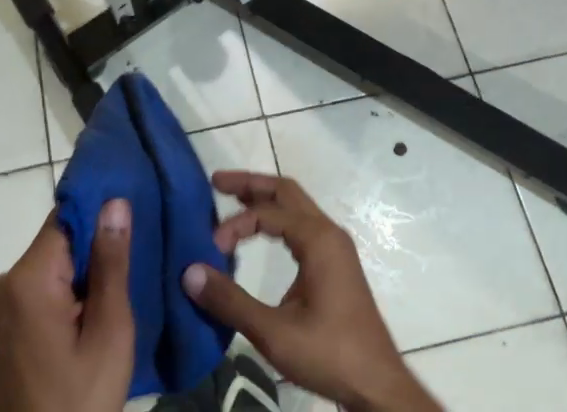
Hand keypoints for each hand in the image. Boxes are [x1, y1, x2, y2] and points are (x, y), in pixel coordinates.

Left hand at [0, 199, 134, 411]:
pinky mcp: (2, 324)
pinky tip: (95, 311)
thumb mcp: (109, 333)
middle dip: (96, 250)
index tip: (138, 213)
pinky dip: (68, 294)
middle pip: (59, 243)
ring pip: (52, 266)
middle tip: (140, 259)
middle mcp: (4, 281)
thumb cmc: (80, 400)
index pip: (67, 219)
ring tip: (123, 287)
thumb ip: (111, 265)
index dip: (101, 214)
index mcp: (26, 279)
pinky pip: (41, 289)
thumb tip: (115, 202)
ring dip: (84, 274)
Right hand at [182, 172, 438, 411]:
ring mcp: (335, 248)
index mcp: (319, 240)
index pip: (268, 212)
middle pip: (286, 192)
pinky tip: (260, 233)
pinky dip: (277, 219)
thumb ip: (230, 301)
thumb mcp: (274, 333)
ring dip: (265, 199)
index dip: (236, 223)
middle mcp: (329, 233)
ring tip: (232, 199)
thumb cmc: (329, 354)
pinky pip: (302, 224)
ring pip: (296, 206)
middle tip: (216, 182)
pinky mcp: (335, 264)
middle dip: (251, 184)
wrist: (377, 385)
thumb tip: (189, 272)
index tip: (212, 247)